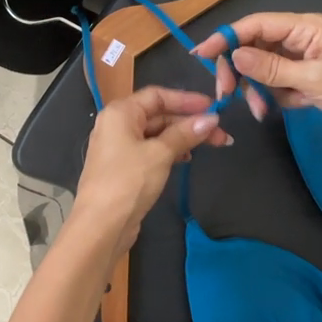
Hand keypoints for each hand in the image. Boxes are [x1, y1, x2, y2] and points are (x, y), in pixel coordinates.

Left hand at [72, 87, 232, 252]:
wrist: (101, 226)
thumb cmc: (129, 182)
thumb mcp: (160, 154)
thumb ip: (185, 133)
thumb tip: (211, 119)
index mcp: (120, 113)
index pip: (157, 95)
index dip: (186, 99)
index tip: (213, 108)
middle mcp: (117, 125)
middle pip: (158, 115)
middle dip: (189, 122)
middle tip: (220, 134)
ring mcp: (119, 148)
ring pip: (156, 134)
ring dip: (183, 137)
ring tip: (212, 146)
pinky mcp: (124, 168)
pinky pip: (151, 150)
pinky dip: (170, 151)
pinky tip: (187, 159)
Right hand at [192, 12, 321, 144]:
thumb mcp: (312, 79)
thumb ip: (271, 67)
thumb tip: (235, 55)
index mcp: (305, 27)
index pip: (256, 25)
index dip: (226, 37)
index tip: (200, 54)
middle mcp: (300, 39)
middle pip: (254, 46)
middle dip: (238, 69)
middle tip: (225, 94)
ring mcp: (302, 60)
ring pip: (261, 68)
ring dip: (255, 88)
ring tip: (259, 110)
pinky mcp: (304, 80)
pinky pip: (275, 83)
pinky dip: (272, 96)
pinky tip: (283, 108)